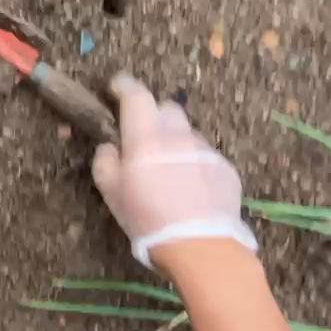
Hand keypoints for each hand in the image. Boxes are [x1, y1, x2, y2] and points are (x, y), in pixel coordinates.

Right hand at [90, 74, 256, 268]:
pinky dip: (191, 163)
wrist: (198, 244)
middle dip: (153, 115)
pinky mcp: (225, 168)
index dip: (124, 86)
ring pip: (187, 133)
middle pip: (167, 108)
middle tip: (142, 137)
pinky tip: (186, 188)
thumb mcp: (110, 192)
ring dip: (174, 142)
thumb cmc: (145, 217)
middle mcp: (178, 136)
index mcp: (146, 138)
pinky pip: (203, 155)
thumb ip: (105, 161)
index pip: (137, 96)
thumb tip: (110, 147)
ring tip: (166, 171)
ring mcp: (206, 151)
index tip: (115, 86)